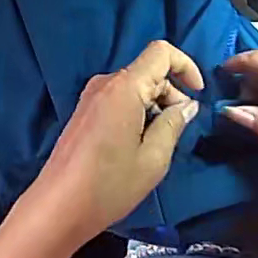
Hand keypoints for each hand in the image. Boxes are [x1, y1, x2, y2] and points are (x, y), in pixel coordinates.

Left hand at [15, 40, 203, 252]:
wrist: (59, 206)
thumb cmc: (109, 184)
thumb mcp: (154, 157)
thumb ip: (174, 124)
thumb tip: (187, 105)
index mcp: (124, 87)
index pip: (160, 52)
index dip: (185, 66)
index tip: (198, 93)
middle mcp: (105, 83)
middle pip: (148, 72)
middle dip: (171, 94)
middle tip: (180, 130)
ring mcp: (90, 97)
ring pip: (134, 87)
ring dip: (155, 106)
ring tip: (159, 144)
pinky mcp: (83, 112)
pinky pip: (118, 100)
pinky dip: (137, 112)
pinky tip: (138, 144)